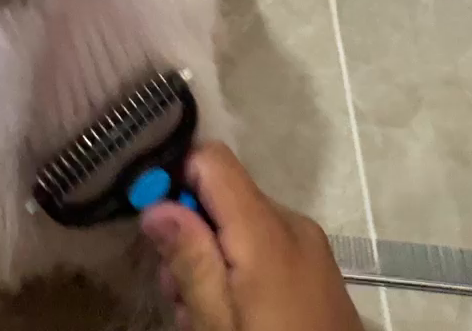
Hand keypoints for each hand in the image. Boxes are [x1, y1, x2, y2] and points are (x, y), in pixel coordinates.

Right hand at [141, 144, 364, 330]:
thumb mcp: (219, 324)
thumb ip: (190, 261)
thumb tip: (154, 205)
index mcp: (267, 227)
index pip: (212, 158)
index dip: (176, 178)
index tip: (154, 222)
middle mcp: (291, 221)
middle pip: (223, 195)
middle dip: (190, 234)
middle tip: (175, 293)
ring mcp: (309, 244)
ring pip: (241, 223)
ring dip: (211, 256)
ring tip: (201, 314)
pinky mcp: (316, 267)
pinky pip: (265, 245)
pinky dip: (238, 266)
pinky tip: (231, 313)